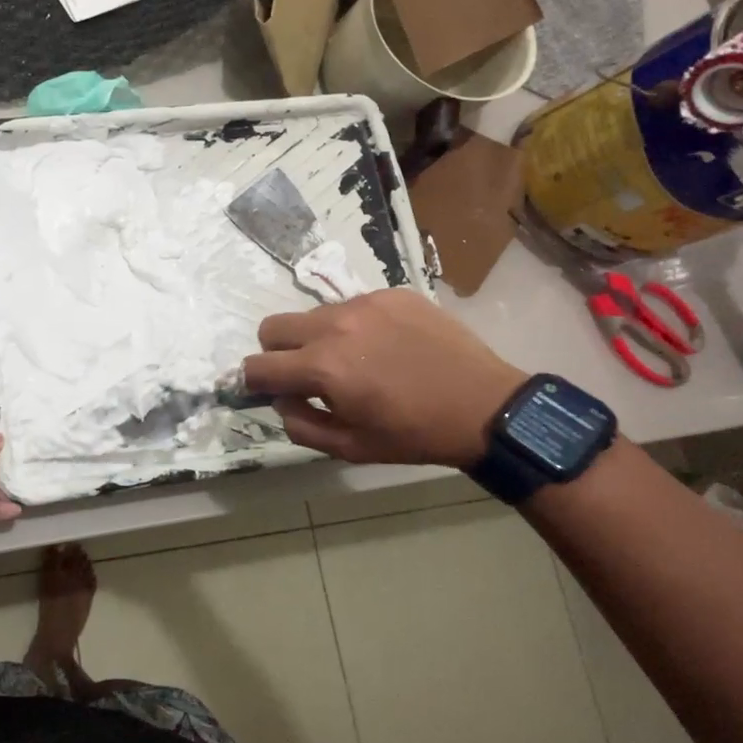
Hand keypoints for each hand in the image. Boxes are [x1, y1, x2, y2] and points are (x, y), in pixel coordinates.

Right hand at [241, 289, 526, 468]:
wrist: (488, 406)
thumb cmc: (416, 434)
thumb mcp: (351, 448)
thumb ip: (300, 425)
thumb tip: (281, 400)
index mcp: (323, 367)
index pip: (257, 366)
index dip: (254, 383)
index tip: (268, 392)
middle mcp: (335, 326)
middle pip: (272, 327)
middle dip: (277, 353)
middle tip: (306, 374)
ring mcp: (365, 304)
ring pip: (313, 315)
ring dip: (318, 338)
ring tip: (357, 361)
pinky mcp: (391, 294)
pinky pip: (352, 306)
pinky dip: (356, 326)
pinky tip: (387, 347)